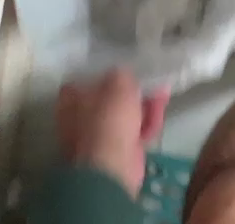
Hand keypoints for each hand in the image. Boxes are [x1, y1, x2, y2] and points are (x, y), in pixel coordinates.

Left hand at [56, 68, 169, 196]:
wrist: (110, 170)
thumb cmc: (107, 121)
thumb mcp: (118, 84)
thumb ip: (122, 74)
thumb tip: (124, 73)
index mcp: (72, 99)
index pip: (86, 77)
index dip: (105, 70)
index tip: (123, 64)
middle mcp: (82, 117)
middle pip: (110, 96)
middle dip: (133, 89)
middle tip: (150, 78)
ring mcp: (100, 136)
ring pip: (125, 114)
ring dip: (144, 103)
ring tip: (162, 92)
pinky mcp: (118, 151)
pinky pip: (134, 130)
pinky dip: (147, 121)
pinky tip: (160, 111)